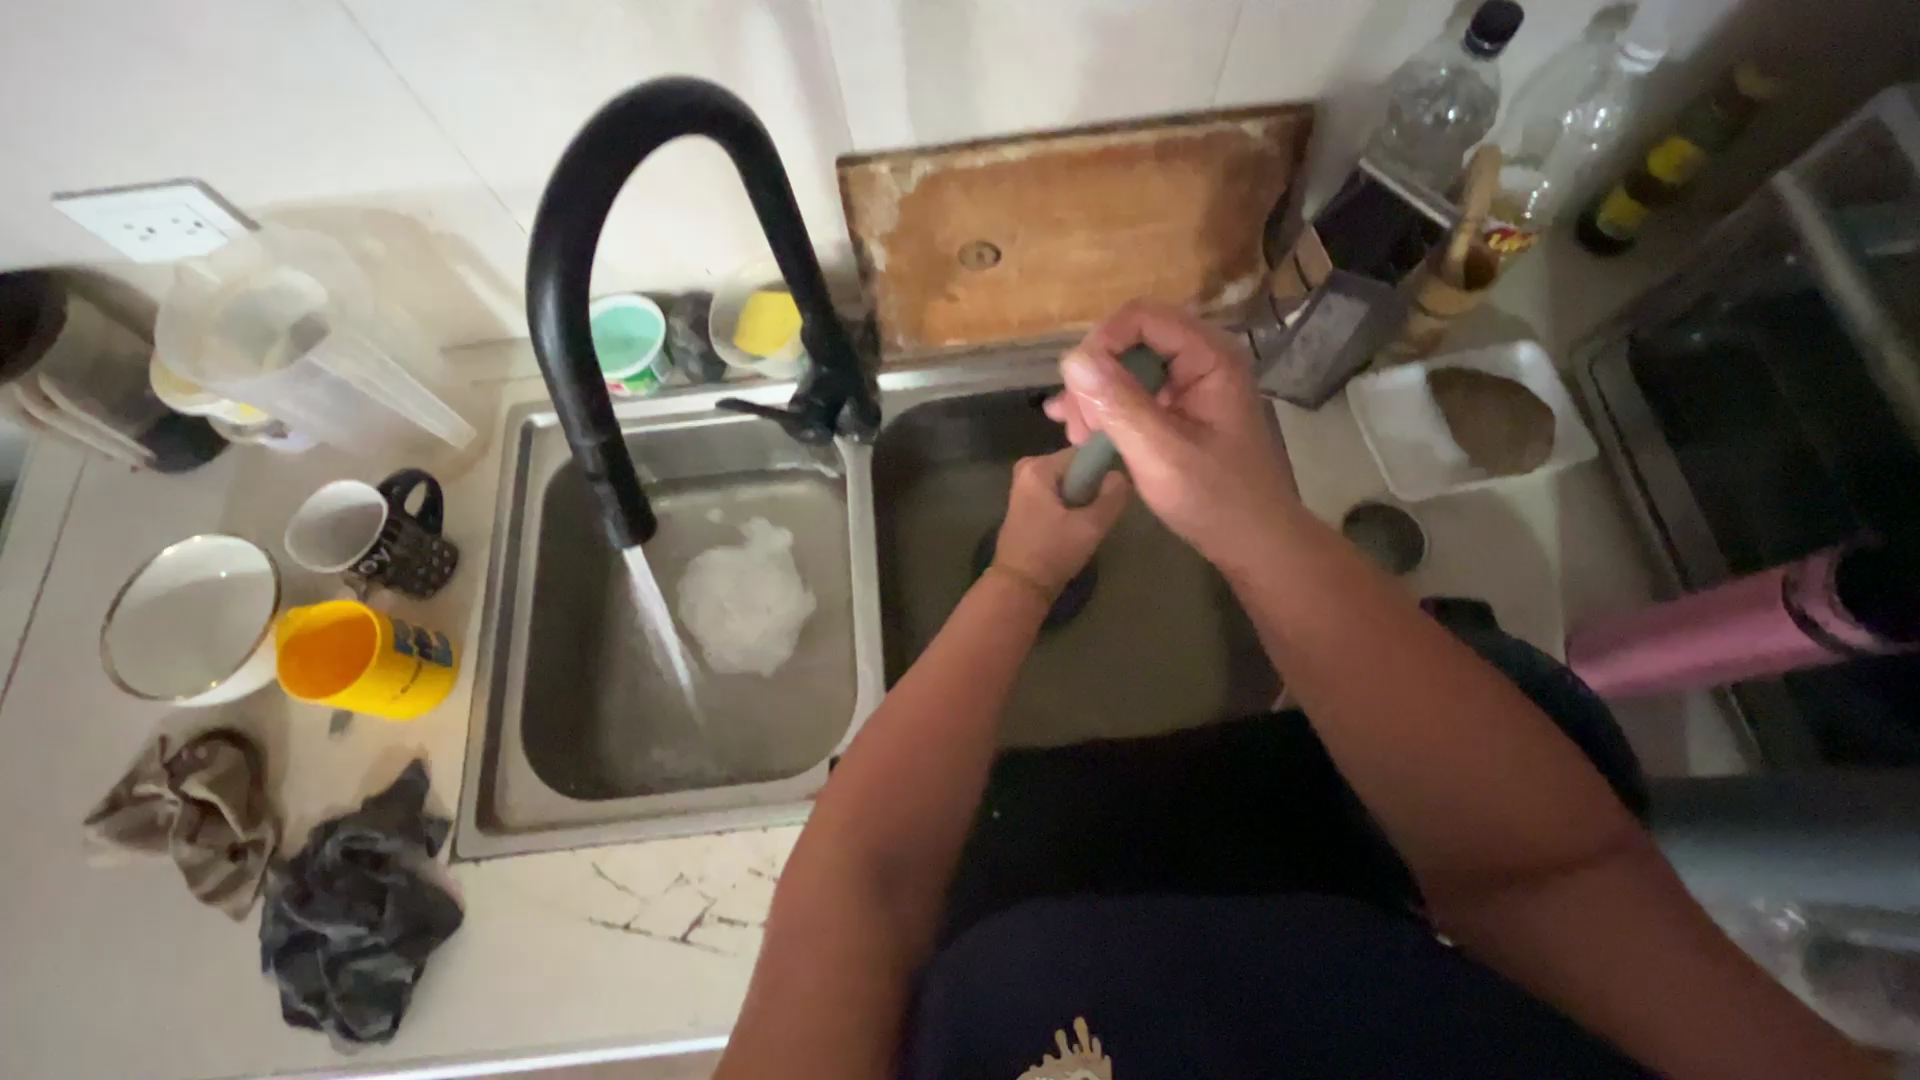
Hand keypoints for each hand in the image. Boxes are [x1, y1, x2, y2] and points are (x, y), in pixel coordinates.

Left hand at [990, 449, 1129, 598]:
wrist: (1019, 586)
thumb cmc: (1053, 553)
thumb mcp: (1090, 527)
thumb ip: (1112, 497)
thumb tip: (1121, 475)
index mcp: (1039, 467)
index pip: (1084, 453)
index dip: (1103, 470)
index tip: (1114, 492)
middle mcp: (1028, 469)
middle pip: (1076, 468)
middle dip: (1091, 487)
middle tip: (1101, 512)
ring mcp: (1024, 486)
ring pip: (1068, 482)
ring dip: (1082, 499)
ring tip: (1089, 521)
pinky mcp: (1026, 503)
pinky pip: (1058, 494)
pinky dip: (1069, 506)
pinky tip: (1075, 526)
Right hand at [1043, 299, 1300, 573]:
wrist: (1253, 541)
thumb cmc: (1216, 499)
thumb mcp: (1161, 453)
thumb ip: (1119, 403)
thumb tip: (1072, 359)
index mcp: (1209, 357)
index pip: (1141, 317)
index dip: (1101, 344)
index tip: (1076, 392)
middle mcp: (1200, 358)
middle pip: (1129, 339)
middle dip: (1094, 377)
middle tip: (1076, 425)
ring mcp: (1189, 383)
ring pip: (1125, 366)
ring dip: (1094, 396)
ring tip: (1077, 436)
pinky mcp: (1178, 407)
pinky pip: (1133, 392)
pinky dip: (1105, 409)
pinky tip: (1081, 433)